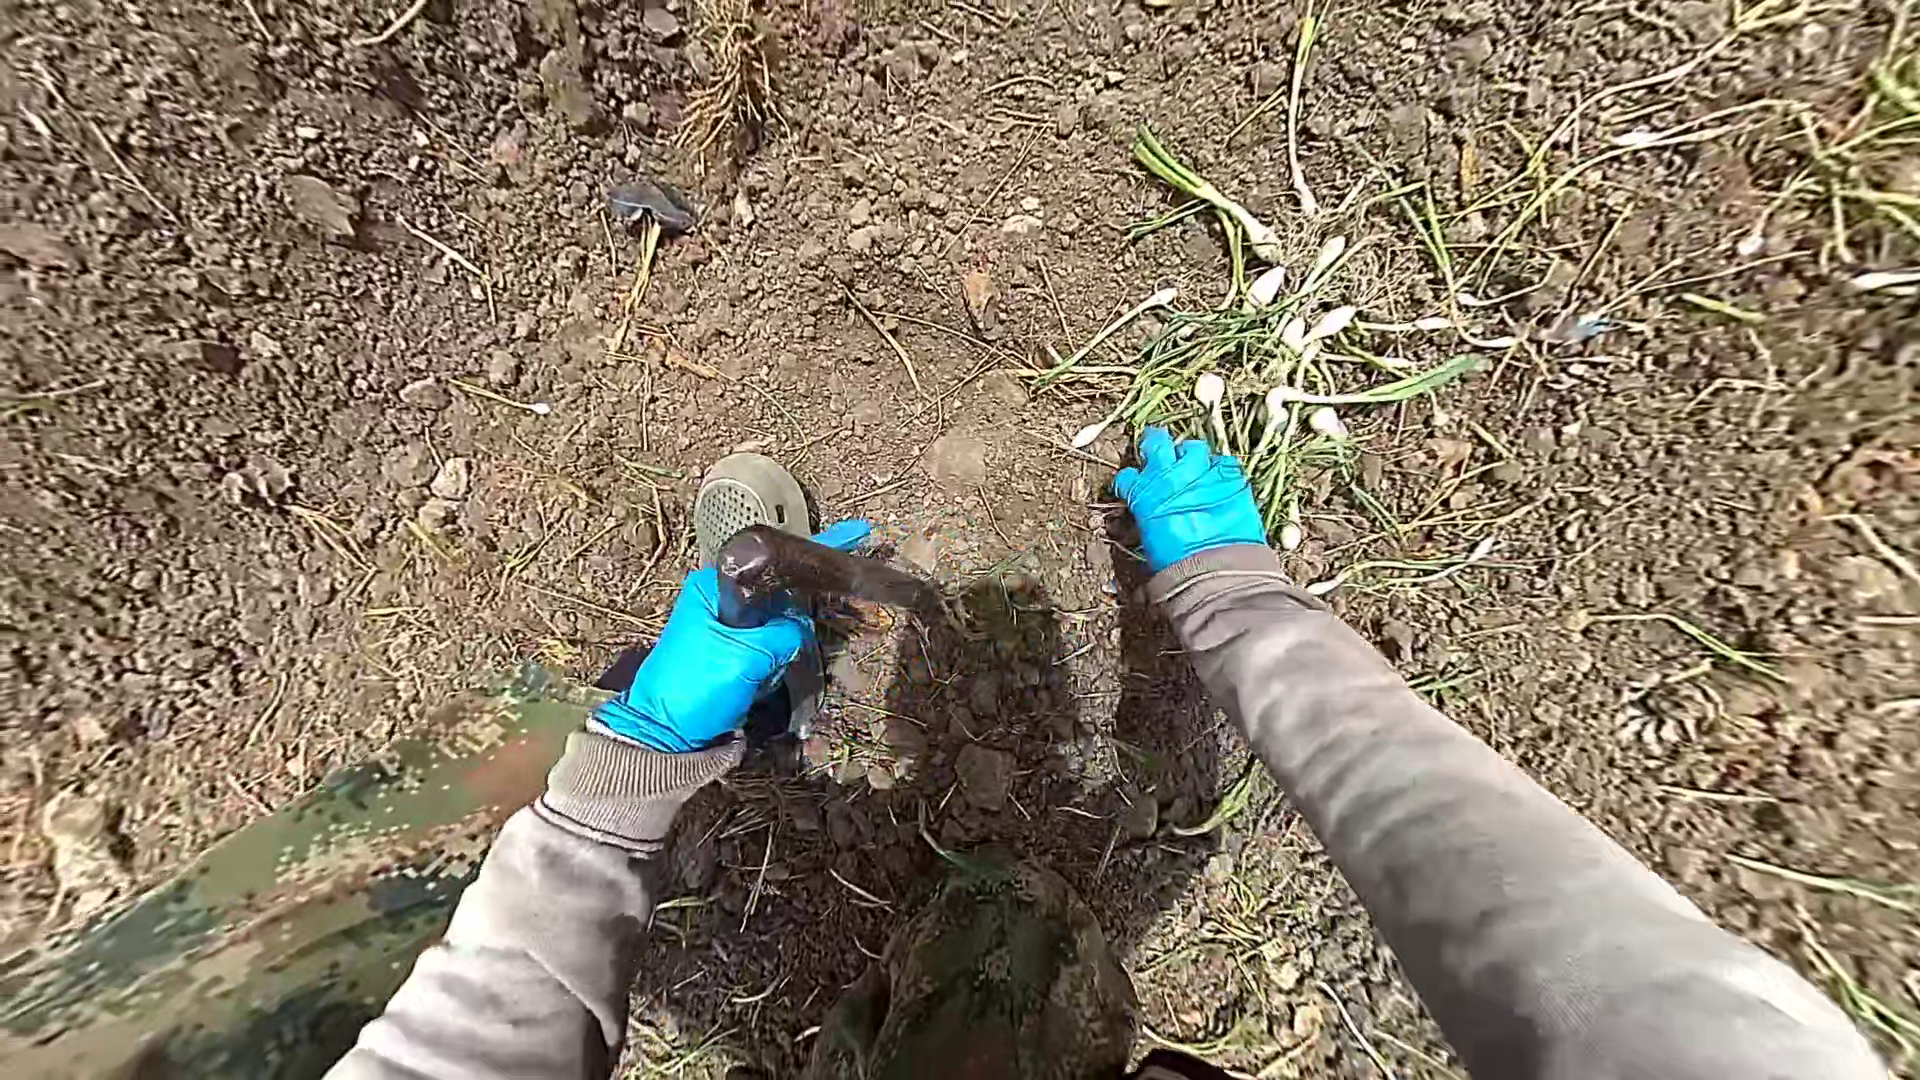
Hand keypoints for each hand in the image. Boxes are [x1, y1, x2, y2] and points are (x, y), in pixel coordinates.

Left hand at [595, 520, 873, 751]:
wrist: (665, 737)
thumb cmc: (694, 688)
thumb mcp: (746, 656)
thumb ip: (785, 633)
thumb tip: (801, 628)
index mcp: (716, 585)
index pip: (773, 558)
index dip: (817, 549)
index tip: (855, 534)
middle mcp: (724, 598)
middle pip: (782, 588)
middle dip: (805, 605)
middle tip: (834, 610)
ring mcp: (732, 624)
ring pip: (782, 617)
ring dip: (792, 638)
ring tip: (778, 665)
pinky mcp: (739, 649)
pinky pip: (774, 640)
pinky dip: (784, 653)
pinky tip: (778, 671)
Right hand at [1112, 427, 1265, 572]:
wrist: (1215, 568)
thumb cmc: (1176, 564)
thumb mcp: (1148, 542)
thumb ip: (1146, 519)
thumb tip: (1150, 519)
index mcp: (1143, 493)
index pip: (1127, 476)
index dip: (1130, 480)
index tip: (1133, 484)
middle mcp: (1169, 474)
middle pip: (1156, 442)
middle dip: (1155, 444)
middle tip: (1158, 451)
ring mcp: (1200, 471)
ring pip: (1192, 447)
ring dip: (1189, 455)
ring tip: (1193, 467)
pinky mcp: (1230, 477)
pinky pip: (1223, 462)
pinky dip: (1219, 470)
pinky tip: (1218, 481)